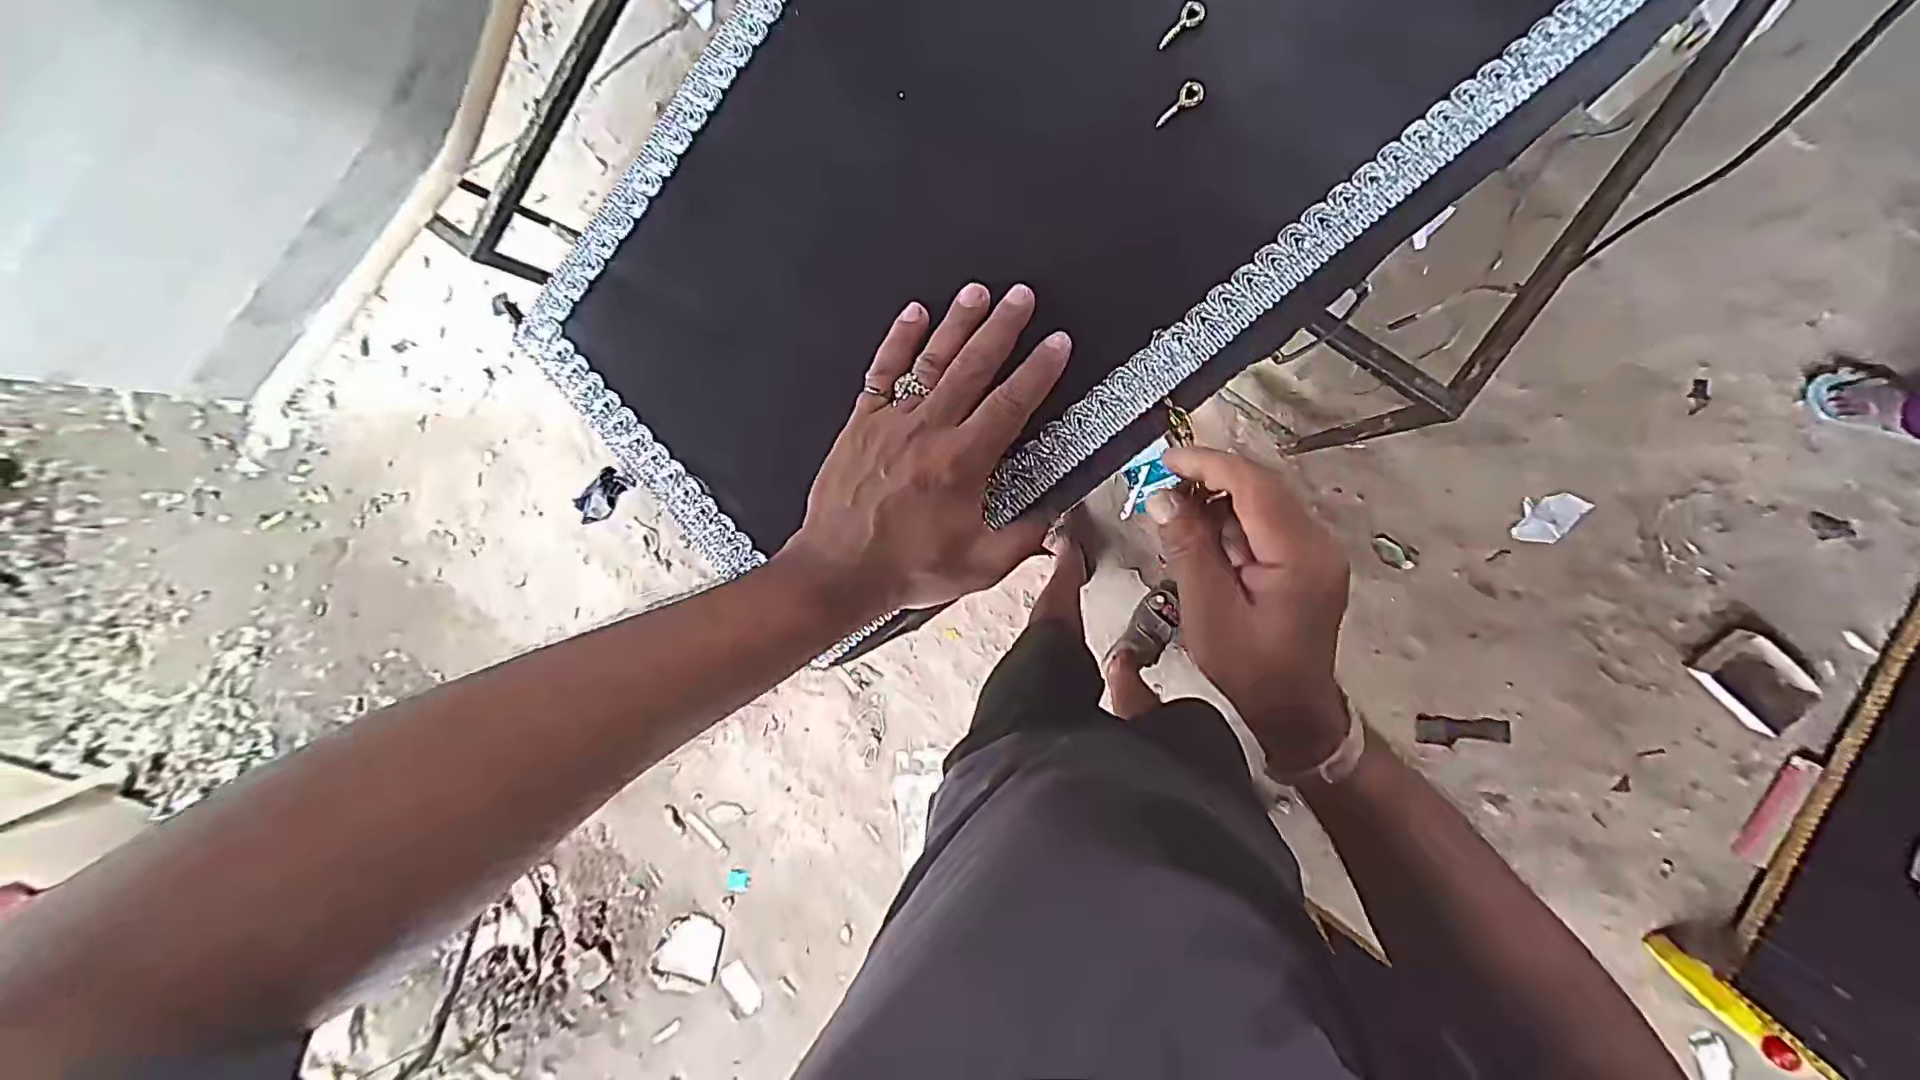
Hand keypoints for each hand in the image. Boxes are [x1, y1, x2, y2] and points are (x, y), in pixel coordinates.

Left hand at [778, 283, 1071, 616]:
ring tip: (978, 293)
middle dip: (1002, 327)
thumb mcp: (979, 566)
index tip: (1057, 344)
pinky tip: (914, 315)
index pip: (1011, 403)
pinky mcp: (861, 424)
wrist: (839, 569)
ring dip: (957, 324)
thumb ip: (1024, 539)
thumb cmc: (905, 568)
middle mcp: (928, 432)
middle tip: (1021, 296)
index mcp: (961, 462)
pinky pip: (882, 372)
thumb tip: (1055, 520)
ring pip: (931, 361)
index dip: (1039, 369)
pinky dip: (898, 341)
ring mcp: (891, 423)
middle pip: (973, 367)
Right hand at [1147, 448, 1350, 772]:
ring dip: (1215, 502)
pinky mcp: (1303, 562)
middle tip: (1162, 489)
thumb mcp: (1208, 609)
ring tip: (1175, 516)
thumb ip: (1188, 547)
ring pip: (1260, 504)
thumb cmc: (1250, 672)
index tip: (1166, 460)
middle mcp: (1317, 545)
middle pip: (1260, 488)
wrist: (1290, 714)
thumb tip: (1165, 499)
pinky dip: (1227, 523)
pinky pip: (1262, 526)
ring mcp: (1314, 553)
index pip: (1253, 486)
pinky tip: (1200, 538)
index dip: (1207, 464)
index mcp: (1300, 556)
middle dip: (1209, 481)